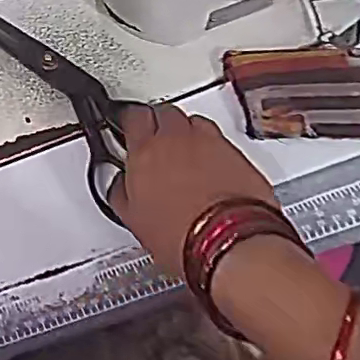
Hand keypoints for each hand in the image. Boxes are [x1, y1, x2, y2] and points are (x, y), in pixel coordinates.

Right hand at [109, 103, 278, 277]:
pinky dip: (213, 148)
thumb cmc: (184, 235)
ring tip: (185, 152)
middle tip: (156, 138)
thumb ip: (121, 190)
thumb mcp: (132, 217)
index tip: (128, 126)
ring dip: (187, 132)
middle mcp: (177, 140)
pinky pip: (221, 141)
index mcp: (145, 150)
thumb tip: (120, 185)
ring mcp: (211, 145)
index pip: (133, 116)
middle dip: (158, 121)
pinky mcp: (239, 157)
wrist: (233, 247)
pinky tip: (211, 167)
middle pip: (165, 112)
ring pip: (195, 122)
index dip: (129, 119)